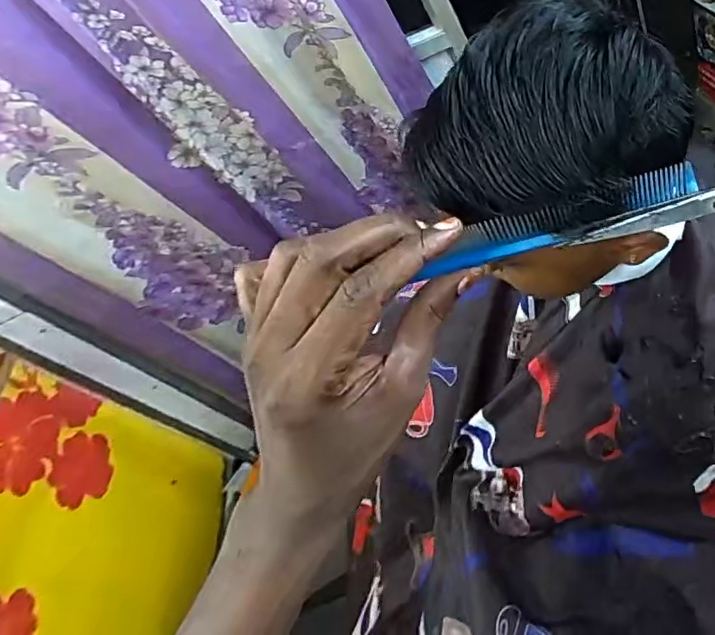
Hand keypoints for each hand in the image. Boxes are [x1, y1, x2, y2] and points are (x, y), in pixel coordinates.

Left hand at [235, 214, 476, 523]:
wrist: (300, 486)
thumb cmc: (358, 449)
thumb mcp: (404, 391)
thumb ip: (428, 321)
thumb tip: (463, 267)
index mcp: (309, 374)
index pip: (360, 291)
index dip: (409, 253)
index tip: (451, 231)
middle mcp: (270, 345)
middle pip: (321, 260)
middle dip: (381, 232)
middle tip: (426, 228)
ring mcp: (253, 332)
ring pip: (294, 254)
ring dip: (349, 237)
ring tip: (393, 240)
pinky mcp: (250, 324)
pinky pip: (273, 268)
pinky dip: (312, 250)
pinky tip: (344, 257)